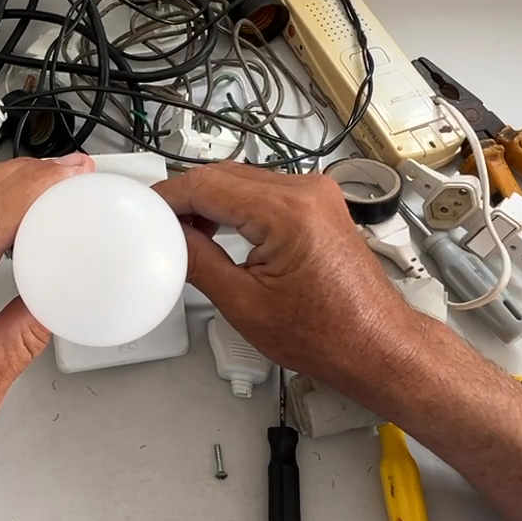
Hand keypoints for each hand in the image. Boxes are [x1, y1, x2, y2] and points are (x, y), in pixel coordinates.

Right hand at [152, 162, 422, 398]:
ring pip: (240, 179)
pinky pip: (262, 190)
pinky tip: (217, 229)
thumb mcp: (243, 304)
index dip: (168, 196)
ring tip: (185, 234)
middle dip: (185, 198)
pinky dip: (233, 205)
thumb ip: (198, 261)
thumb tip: (169, 237)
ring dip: (208, 201)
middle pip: (222, 175)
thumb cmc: (328, 335)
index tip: (144, 211)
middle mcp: (305, 191)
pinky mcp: (317, 203)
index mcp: (287, 212)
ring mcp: (315, 193)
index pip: (206, 184)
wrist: (377, 345)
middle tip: (158, 227)